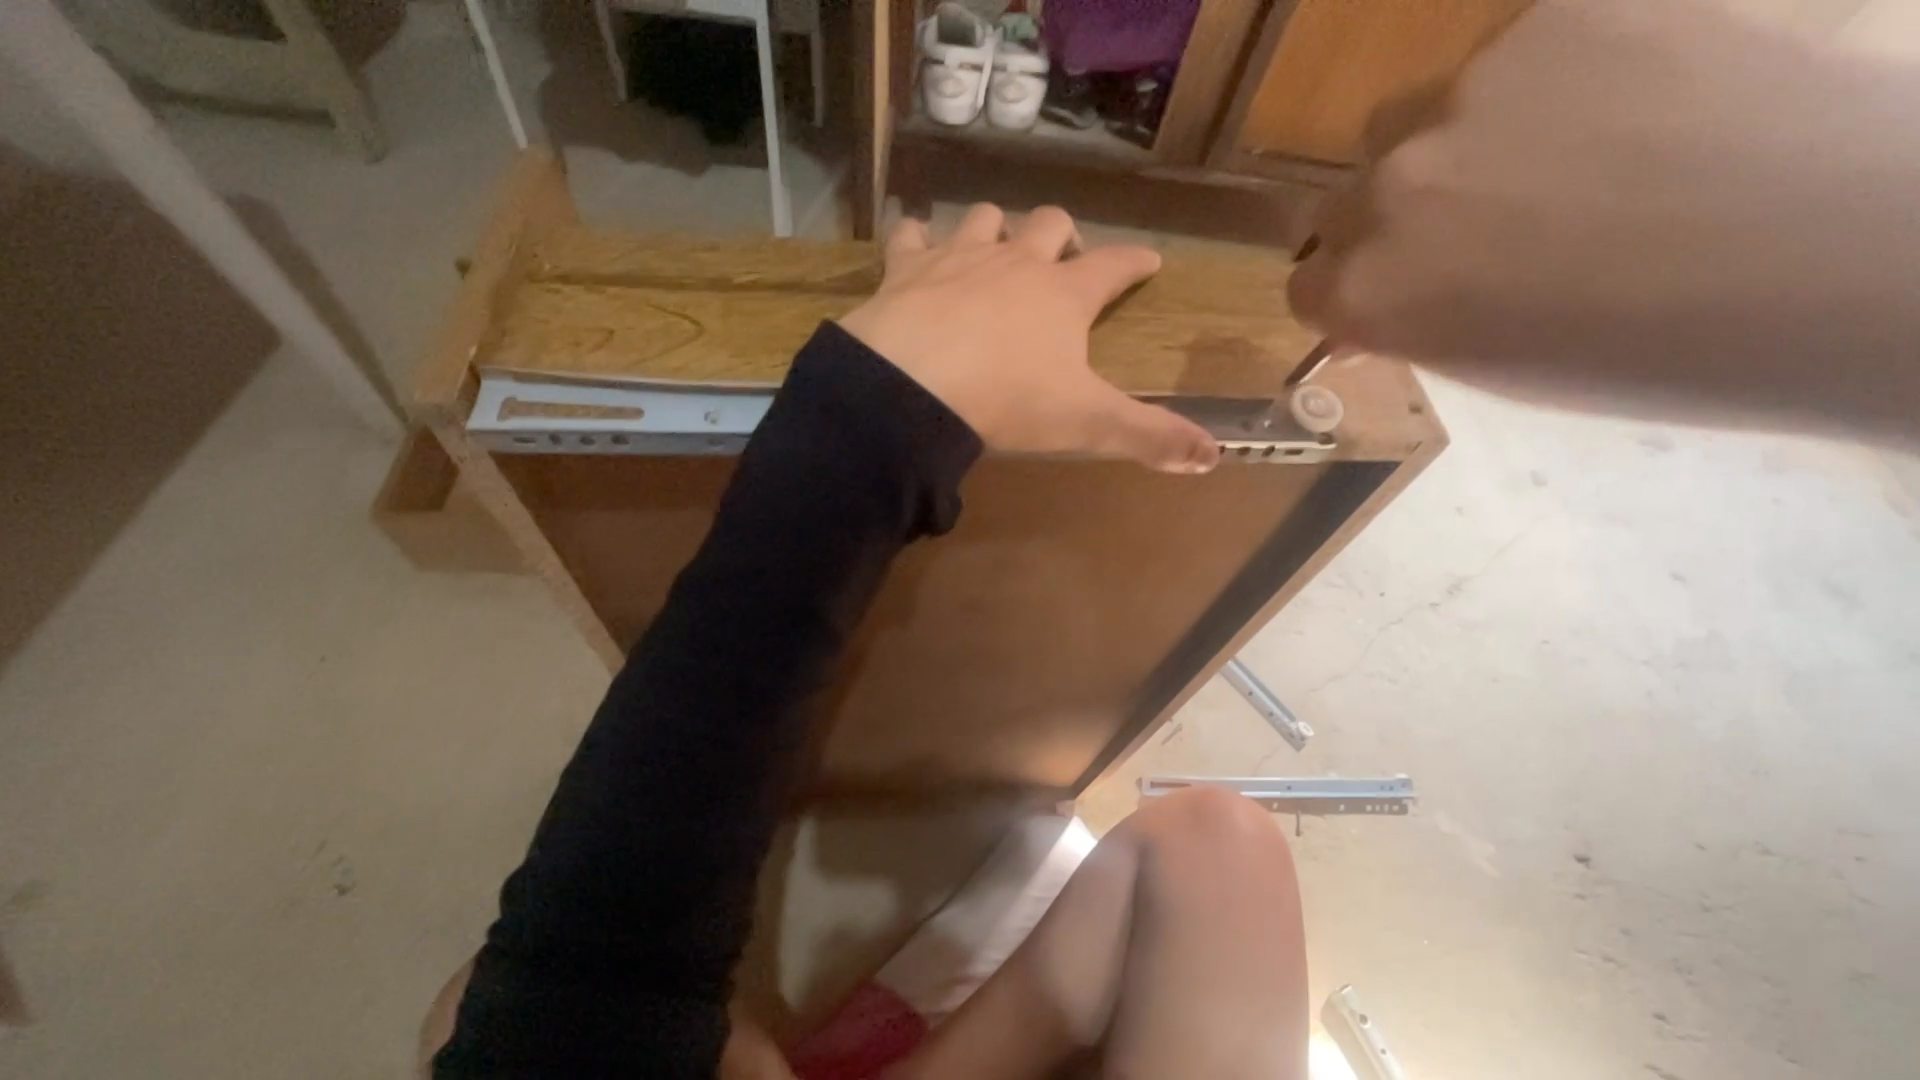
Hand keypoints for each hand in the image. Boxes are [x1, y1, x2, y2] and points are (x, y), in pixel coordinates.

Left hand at [839, 205, 1219, 473]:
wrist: (915, 388)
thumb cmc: (1009, 402)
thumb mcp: (1088, 424)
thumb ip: (1150, 437)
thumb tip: (1212, 455)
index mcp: (1064, 296)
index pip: (1114, 266)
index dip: (1134, 262)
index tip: (1149, 260)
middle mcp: (1016, 262)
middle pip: (1049, 224)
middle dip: (1062, 236)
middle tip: (1063, 257)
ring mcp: (959, 259)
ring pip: (985, 219)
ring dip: (995, 228)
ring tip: (996, 247)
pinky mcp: (906, 269)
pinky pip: (911, 236)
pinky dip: (915, 237)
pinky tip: (916, 243)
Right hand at [1289, 0, 1919, 434]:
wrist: (1850, 256)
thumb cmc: (1661, 355)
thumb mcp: (1498, 366)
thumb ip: (1415, 318)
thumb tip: (1385, 289)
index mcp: (1370, 295)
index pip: (1308, 284)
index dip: (1352, 289)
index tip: (1401, 291)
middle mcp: (1388, 192)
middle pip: (1347, 197)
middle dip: (1395, 217)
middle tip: (1486, 226)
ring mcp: (1467, 95)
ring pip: (1421, 115)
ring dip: (1459, 142)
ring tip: (1565, 156)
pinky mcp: (1557, 16)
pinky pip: (1519, 53)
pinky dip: (1555, 80)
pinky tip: (1635, 103)